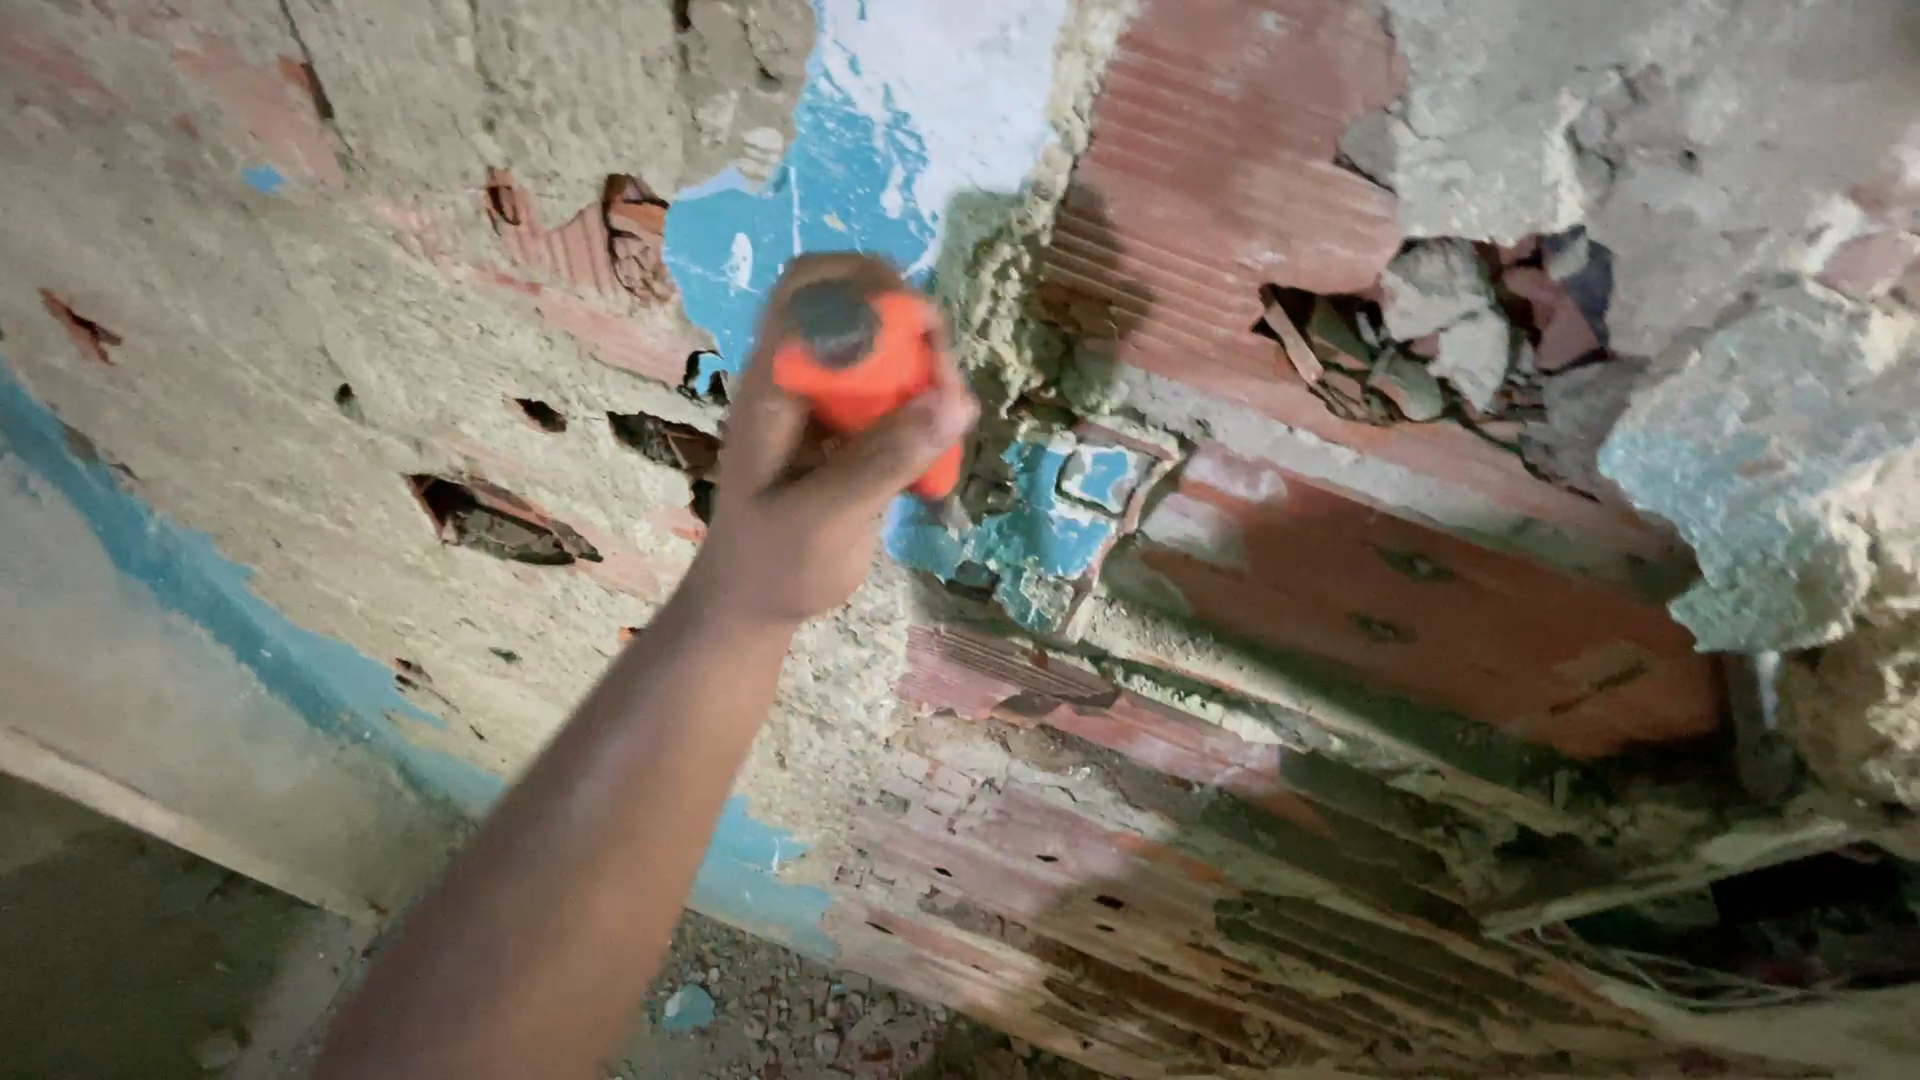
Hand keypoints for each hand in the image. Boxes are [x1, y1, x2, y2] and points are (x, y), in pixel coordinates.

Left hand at [684, 254, 977, 628]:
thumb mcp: (824, 518)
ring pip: (888, 351)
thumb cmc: (775, 562)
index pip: (808, 290)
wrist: (759, 601)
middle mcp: (804, 382)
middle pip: (859, 309)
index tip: (921, 325)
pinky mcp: (858, 433)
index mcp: (774, 385)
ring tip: (952, 414)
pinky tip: (944, 440)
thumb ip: (883, 461)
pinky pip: (901, 396)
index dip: (864, 284)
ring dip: (927, 368)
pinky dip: (929, 406)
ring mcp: (832, 406)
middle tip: (944, 377)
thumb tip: (955, 402)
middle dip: (910, 327)